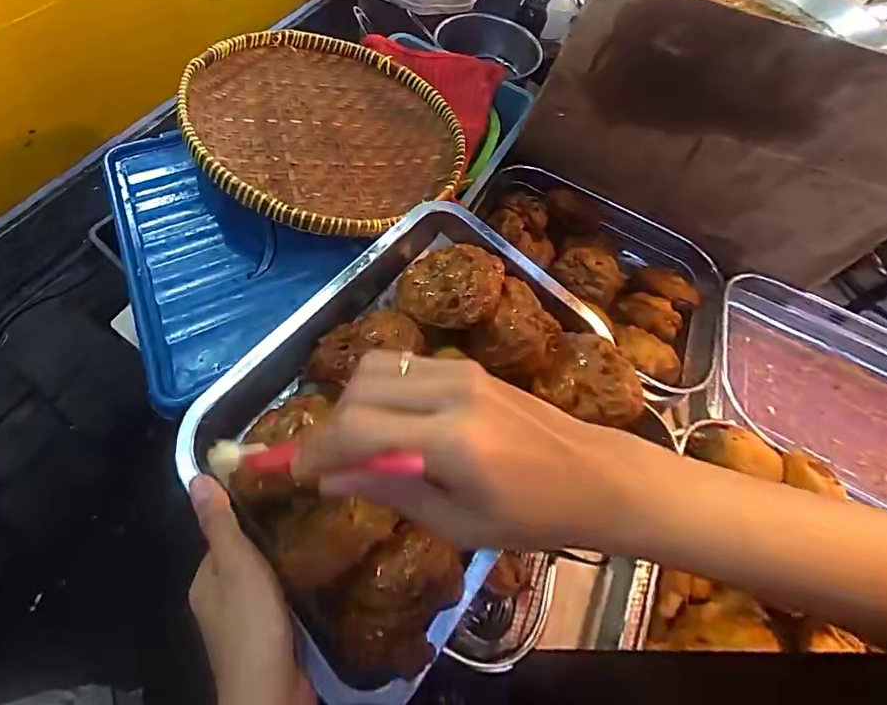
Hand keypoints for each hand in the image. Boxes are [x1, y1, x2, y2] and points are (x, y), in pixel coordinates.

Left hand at [187, 476, 312, 704]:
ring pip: (264, 578)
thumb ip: (219, 524)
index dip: (245, 513)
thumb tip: (195, 478)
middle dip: (269, 536)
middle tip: (303, 507)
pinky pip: (280, 600)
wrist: (272, 694)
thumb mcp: (235, 564)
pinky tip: (316, 571)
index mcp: (204, 582)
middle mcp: (219, 601)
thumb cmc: (250, 624)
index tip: (274, 491)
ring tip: (316, 532)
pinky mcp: (270, 638)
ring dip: (284, 562)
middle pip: (244, 556)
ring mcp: (245, 623)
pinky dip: (294, 586)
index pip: (223, 535)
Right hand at [294, 352, 629, 551]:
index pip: (359, 428)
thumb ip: (390, 490)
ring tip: (357, 441)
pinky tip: (389, 419)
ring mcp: (458, 369)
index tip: (294, 470)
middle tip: (328, 461)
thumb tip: (329, 478)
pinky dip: (379, 387)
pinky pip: (402, 363)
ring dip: (352, 400)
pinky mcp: (465, 364)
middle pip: (360, 386)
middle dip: (331, 423)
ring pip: (376, 365)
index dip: (317, 448)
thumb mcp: (458, 523)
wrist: (592, 472)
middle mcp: (450, 390)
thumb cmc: (531, 516)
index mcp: (452, 440)